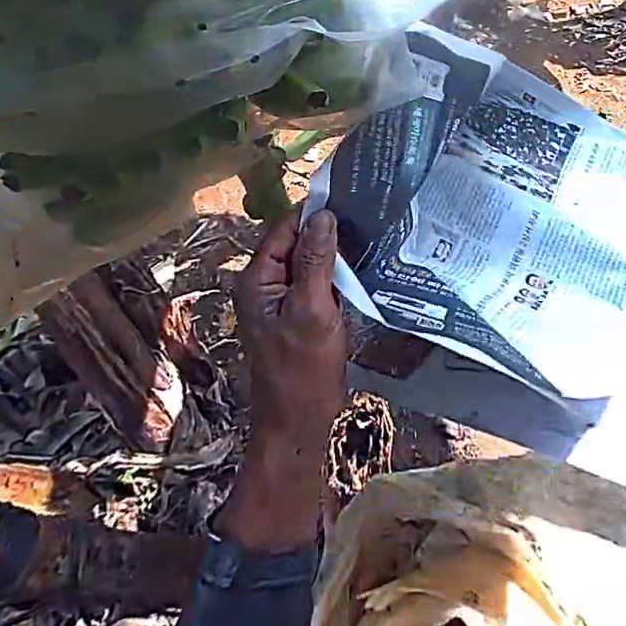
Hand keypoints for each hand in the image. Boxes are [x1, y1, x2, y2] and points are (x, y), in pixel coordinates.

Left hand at [231, 209, 348, 446]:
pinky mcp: (298, 315)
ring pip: (308, 263)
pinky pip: (315, 284)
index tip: (349, 200)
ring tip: (368, 239)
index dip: (313, 214)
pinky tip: (360, 272)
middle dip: (326, 233)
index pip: (284, 229)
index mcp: (258, 278)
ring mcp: (281, 301)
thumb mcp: (312, 310)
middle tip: (365, 218)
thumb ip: (316, 262)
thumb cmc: (303, 370)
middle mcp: (264, 284)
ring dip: (333, 256)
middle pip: (296, 243)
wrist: (298, 425)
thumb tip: (323, 215)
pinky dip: (334, 277)